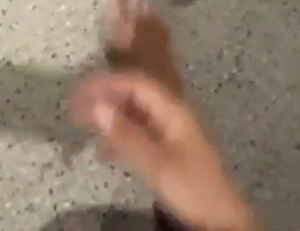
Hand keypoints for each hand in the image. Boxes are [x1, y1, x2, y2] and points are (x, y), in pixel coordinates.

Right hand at [71, 71, 258, 230]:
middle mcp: (172, 112)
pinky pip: (139, 132)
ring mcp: (171, 130)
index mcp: (173, 108)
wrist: (222, 218)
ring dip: (110, 116)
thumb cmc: (192, 186)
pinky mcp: (169, 149)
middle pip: (134, 94)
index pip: (135, 82)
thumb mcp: (157, 163)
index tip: (81, 90)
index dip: (107, 82)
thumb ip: (127, 135)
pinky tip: (105, 151)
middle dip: (105, 97)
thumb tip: (97, 106)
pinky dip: (120, 136)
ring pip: (135, 113)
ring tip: (84, 125)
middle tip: (77, 106)